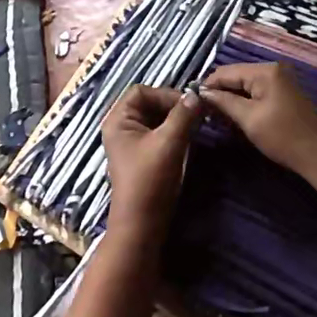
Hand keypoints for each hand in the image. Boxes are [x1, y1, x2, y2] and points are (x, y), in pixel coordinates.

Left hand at [100, 84, 202, 240]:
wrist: (142, 225)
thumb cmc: (150, 180)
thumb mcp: (169, 142)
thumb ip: (183, 115)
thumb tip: (197, 95)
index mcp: (118, 120)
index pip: (141, 91)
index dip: (165, 94)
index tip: (189, 105)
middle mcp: (122, 127)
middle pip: (150, 104)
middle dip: (174, 107)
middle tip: (198, 114)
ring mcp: (132, 143)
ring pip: (157, 119)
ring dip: (177, 120)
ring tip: (198, 125)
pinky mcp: (144, 156)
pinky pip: (160, 134)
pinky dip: (175, 132)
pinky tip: (191, 138)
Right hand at [198, 63, 316, 181]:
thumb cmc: (284, 137)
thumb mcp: (249, 119)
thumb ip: (224, 102)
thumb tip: (201, 93)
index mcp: (264, 71)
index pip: (225, 72)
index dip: (207, 86)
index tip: (191, 103)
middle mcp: (272, 69)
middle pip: (235, 77)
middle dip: (218, 93)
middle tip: (201, 113)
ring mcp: (279, 81)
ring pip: (244, 86)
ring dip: (230, 100)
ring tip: (214, 118)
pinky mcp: (283, 94)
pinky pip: (256, 93)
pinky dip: (243, 103)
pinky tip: (233, 118)